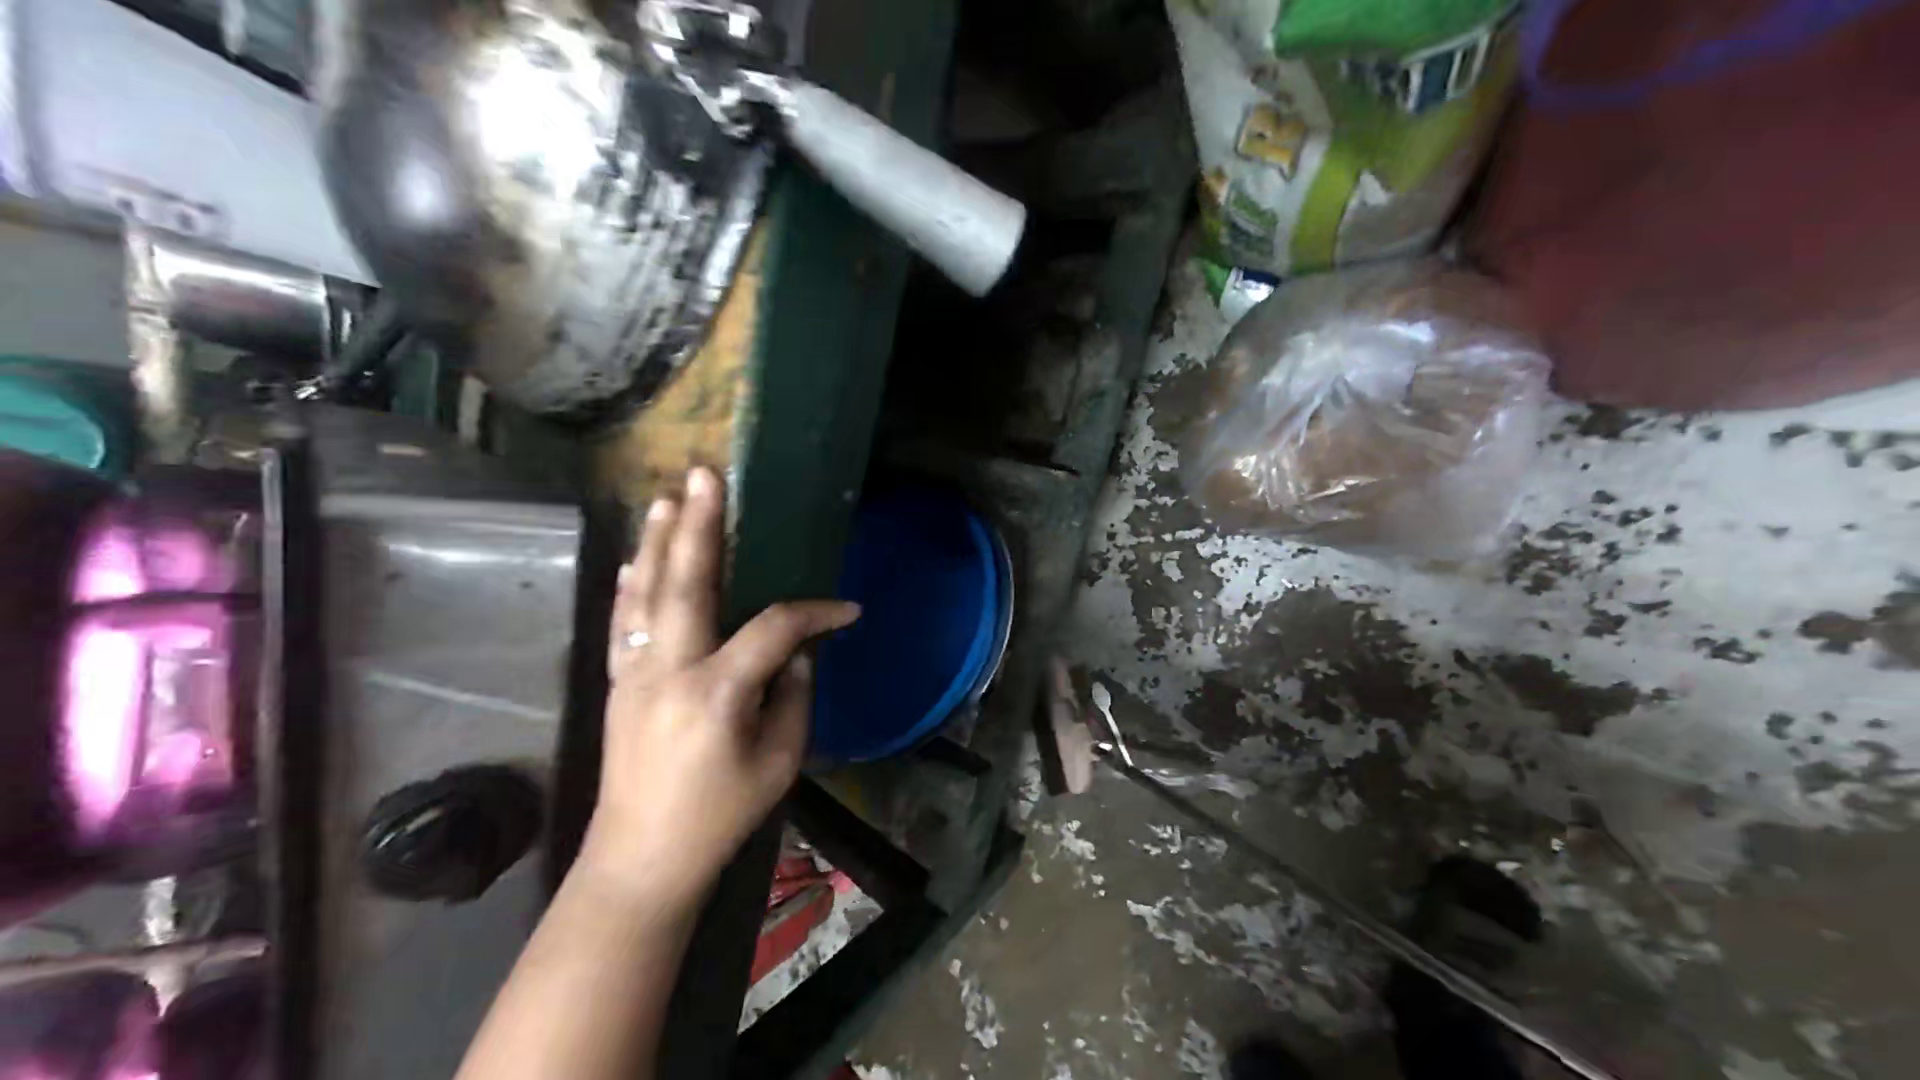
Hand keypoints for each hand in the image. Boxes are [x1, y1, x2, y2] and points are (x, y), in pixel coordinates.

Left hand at [578, 466, 859, 903]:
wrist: (643, 858)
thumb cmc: (721, 816)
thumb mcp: (780, 761)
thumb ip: (794, 696)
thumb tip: (798, 651)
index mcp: (718, 692)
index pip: (775, 629)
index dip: (815, 613)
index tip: (847, 611)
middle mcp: (670, 671)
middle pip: (686, 584)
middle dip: (698, 525)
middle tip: (705, 476)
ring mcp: (635, 674)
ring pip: (644, 594)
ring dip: (656, 542)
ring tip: (665, 497)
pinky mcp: (617, 684)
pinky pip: (623, 623)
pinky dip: (630, 586)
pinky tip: (633, 559)